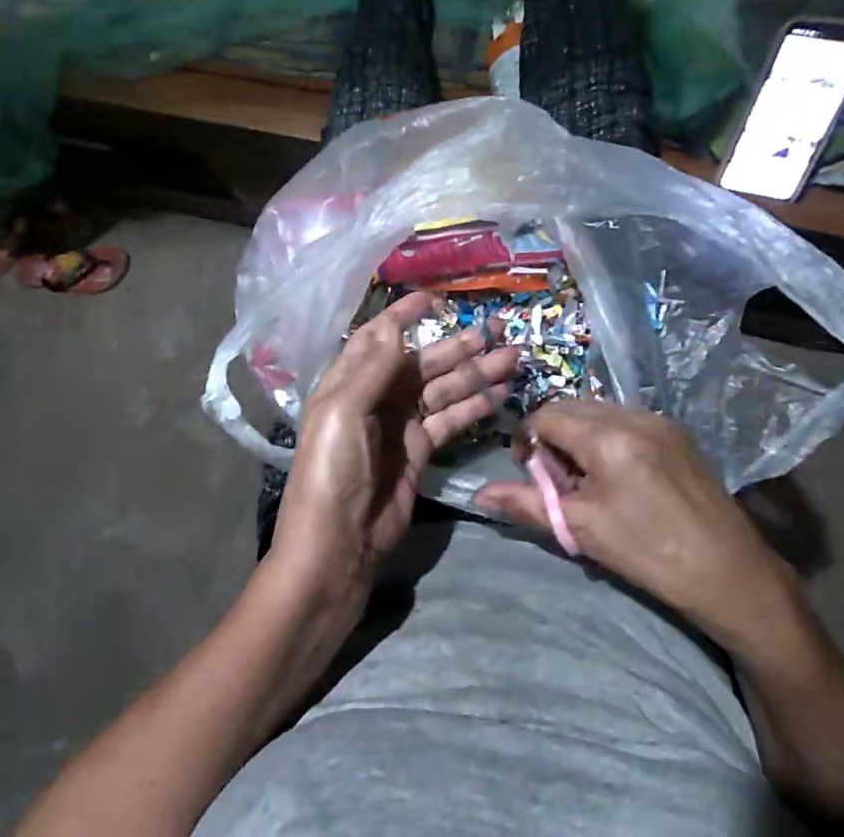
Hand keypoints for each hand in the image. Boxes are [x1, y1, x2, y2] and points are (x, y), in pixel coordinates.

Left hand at [267, 290, 520, 601]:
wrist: (338, 545)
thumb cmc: (331, 473)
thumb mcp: (343, 414)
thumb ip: (372, 369)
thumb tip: (393, 326)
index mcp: (349, 382)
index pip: (378, 338)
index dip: (404, 316)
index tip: (436, 297)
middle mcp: (376, 398)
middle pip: (421, 362)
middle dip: (457, 344)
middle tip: (497, 328)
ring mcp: (400, 425)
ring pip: (443, 389)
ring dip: (475, 373)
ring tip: (512, 357)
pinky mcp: (420, 452)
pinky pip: (451, 420)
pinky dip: (474, 407)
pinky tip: (500, 395)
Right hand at [473, 400, 802, 657]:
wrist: (731, 574)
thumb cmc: (650, 553)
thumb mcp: (582, 528)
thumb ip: (527, 504)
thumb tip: (481, 495)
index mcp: (608, 436)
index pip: (546, 415)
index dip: (528, 441)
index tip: (532, 474)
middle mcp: (634, 415)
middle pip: (571, 407)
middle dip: (553, 438)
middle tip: (562, 482)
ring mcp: (660, 422)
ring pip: (598, 412)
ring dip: (579, 437)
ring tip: (590, 483)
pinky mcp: (677, 434)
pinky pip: (625, 421)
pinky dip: (607, 439)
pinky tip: (619, 480)